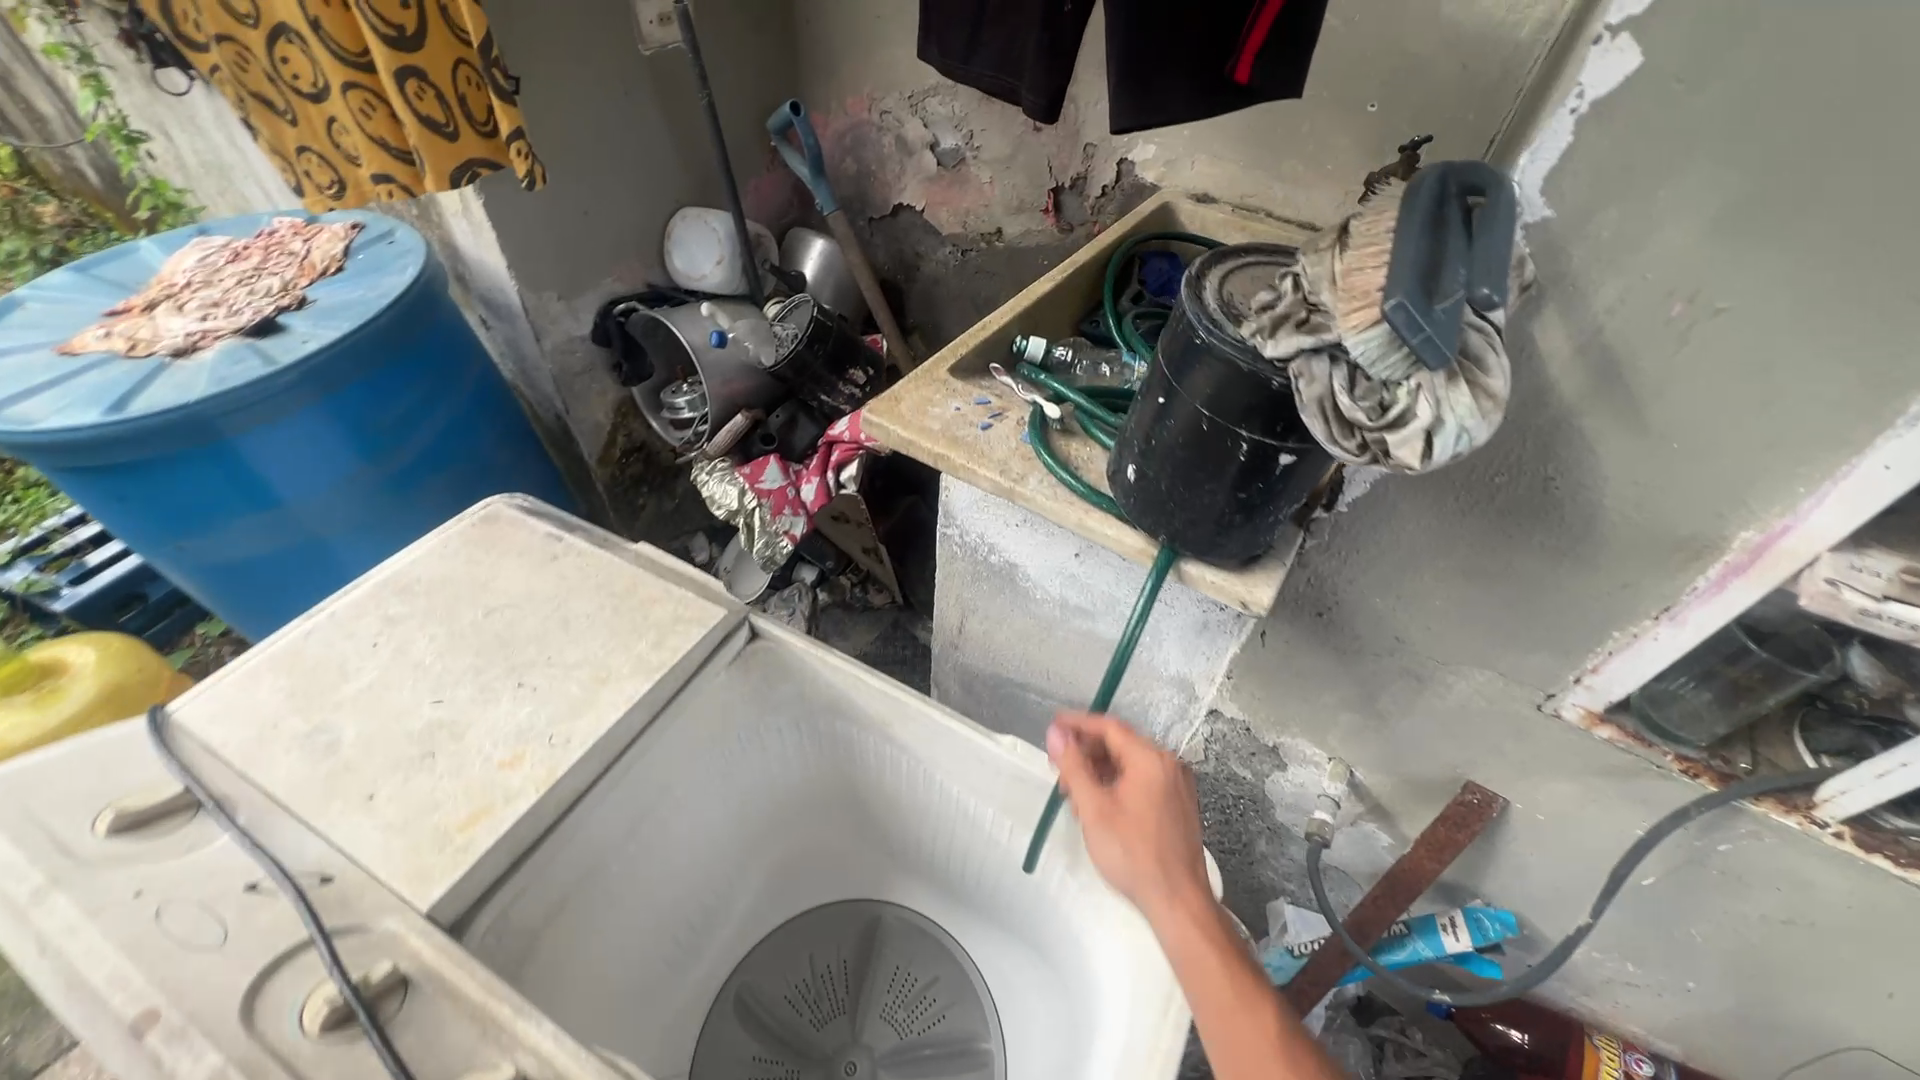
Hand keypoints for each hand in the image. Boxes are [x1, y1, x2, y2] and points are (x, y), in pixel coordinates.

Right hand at [1046, 711, 1210, 924]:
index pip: (1109, 726)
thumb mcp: (1093, 807)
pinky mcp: (1178, 803)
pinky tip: (1099, 805)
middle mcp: (1169, 763)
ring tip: (1075, 794)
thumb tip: (1056, 732)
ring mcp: (1177, 784)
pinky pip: (1143, 780)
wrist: (1177, 899)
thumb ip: (1073, 765)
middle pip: (1120, 744)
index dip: (1077, 724)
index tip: (1052, 725)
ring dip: (1100, 771)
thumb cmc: (1132, 853)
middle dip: (1087, 753)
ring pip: (1130, 764)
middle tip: (1059, 770)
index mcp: (1150, 758)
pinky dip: (1118, 784)